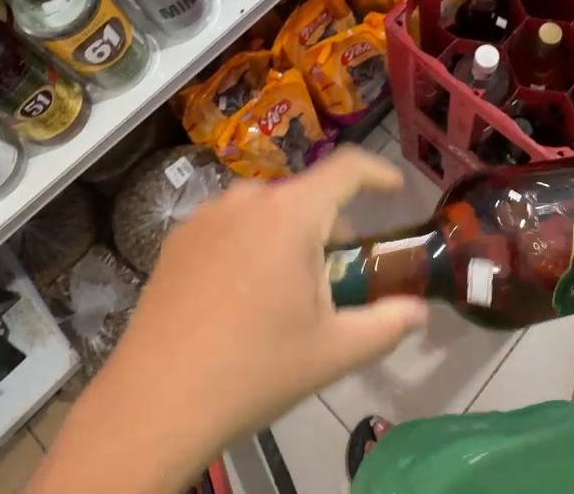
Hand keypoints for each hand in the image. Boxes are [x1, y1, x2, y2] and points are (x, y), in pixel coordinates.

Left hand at [109, 148, 427, 440]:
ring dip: (288, 236)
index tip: (396, 191)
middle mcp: (246, 200)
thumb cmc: (254, 371)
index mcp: (290, 215)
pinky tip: (240, 298)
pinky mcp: (176, 239)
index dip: (379, 172)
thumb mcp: (333, 352)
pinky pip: (230, 226)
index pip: (347, 168)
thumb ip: (387, 324)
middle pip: (304, 196)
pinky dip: (250, 245)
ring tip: (286, 292)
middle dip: (330, 227)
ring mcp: (205, 216)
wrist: (153, 405)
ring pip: (265, 211)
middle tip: (336, 278)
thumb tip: (419, 311)